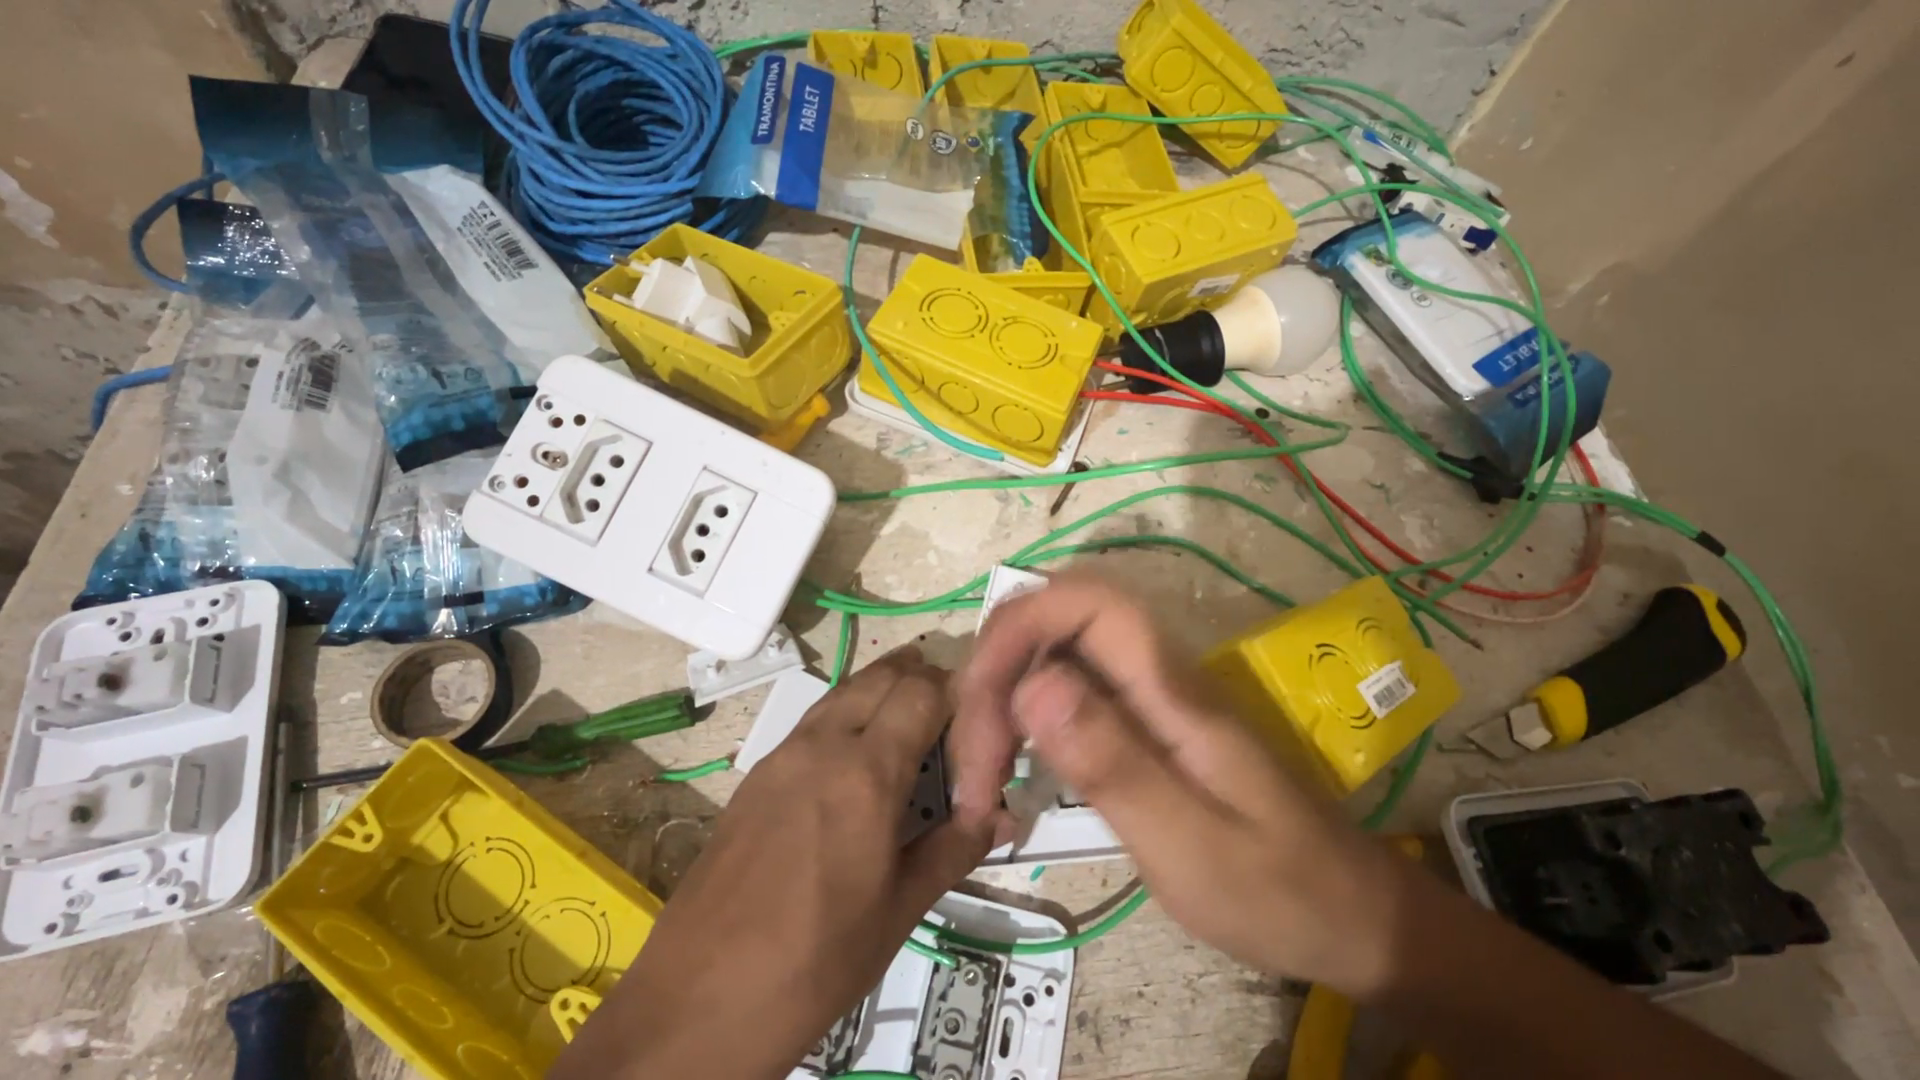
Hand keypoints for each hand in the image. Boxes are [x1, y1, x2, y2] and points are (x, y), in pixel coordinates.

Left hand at [553, 648, 1000, 1079]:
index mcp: (866, 772)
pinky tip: (858, 764)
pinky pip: (812, 724)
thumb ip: (955, 848)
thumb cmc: (818, 959)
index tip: (981, 720)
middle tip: (954, 718)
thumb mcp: (901, 909)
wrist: (701, 998)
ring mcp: (780, 756)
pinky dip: (846, 718)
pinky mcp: (754, 777)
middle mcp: (821, 745)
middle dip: (922, 680)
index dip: (958, 692)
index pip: (922, 692)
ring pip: (841, 693)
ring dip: (881, 693)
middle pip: (881, 677)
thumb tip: (1004, 814)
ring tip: (914, 728)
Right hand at [949, 576, 1408, 994]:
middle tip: (976, 770)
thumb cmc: (1278, 893)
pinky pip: (1067, 697)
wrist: (1354, 921)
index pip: (1089, 602)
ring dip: (1003, 704)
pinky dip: (1024, 725)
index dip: (1019, 625)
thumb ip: (1113, 764)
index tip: (978, 704)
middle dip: (995, 676)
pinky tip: (1013, 776)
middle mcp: (1160, 678)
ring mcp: (1152, 702)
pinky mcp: (1144, 729)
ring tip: (984, 782)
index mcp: (1174, 691)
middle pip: (1058, 625)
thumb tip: (1032, 684)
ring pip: (1054, 659)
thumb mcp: (1190, 844)